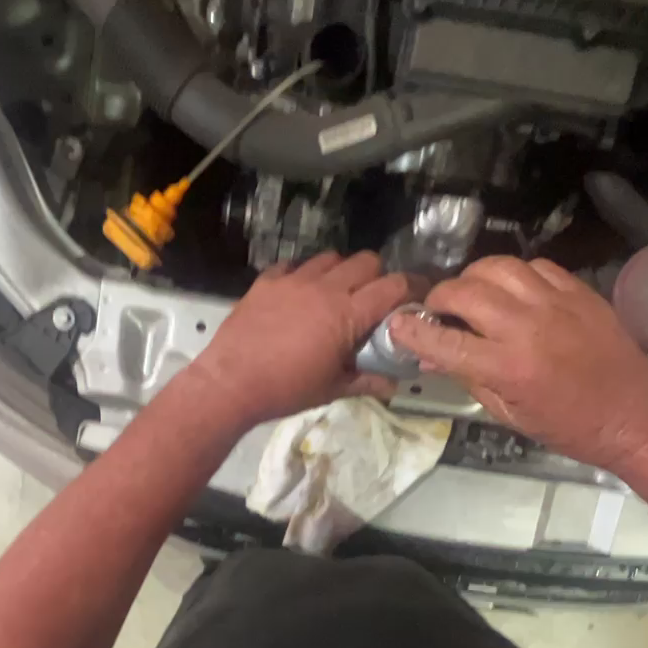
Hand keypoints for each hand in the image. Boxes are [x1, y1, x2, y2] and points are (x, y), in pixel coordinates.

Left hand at [185, 252, 415, 426]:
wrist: (231, 383)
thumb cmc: (286, 390)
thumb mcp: (331, 389)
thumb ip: (366, 380)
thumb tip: (394, 384)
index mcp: (347, 313)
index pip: (393, 286)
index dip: (411, 288)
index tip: (415, 297)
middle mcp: (324, 287)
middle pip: (366, 260)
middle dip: (376, 275)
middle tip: (371, 300)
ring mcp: (293, 280)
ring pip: (331, 257)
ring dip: (341, 271)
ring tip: (335, 294)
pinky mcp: (266, 281)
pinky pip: (292, 265)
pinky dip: (303, 274)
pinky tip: (298, 294)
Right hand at [389, 256, 647, 468]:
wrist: (633, 414)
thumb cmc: (567, 426)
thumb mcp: (508, 413)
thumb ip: (467, 378)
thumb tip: (431, 356)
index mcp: (507, 367)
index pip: (444, 340)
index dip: (413, 330)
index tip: (397, 324)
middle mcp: (527, 327)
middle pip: (465, 292)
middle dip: (439, 297)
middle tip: (436, 311)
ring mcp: (555, 303)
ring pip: (497, 267)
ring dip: (473, 278)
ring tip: (469, 295)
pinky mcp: (578, 290)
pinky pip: (533, 266)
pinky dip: (512, 275)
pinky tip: (509, 291)